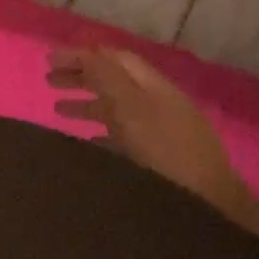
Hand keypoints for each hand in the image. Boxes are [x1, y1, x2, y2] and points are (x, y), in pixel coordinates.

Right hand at [47, 46, 240, 206]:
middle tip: (49, 82)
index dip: (81, 55)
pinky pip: (126, 136)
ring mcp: (165, 132)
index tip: (48, 60)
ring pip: (118, 108)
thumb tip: (83, 51)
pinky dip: (102, 132)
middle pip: (115, 81)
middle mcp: (161, 103)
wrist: (209, 207)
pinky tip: (89, 143)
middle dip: (80, 77)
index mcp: (155, 86)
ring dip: (87, 104)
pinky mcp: (165, 159)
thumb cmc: (163, 149)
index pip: (114, 58)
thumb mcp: (129, 106)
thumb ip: (105, 76)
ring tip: (59, 111)